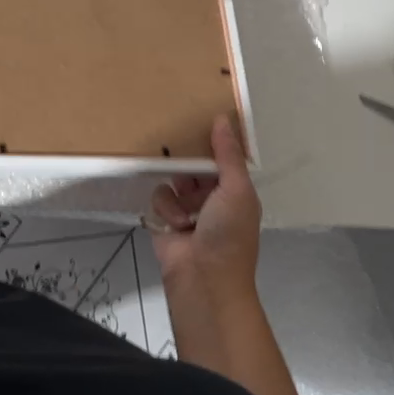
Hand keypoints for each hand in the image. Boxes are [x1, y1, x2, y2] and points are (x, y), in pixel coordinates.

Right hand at [148, 115, 260, 298]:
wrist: (203, 276)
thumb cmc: (228, 233)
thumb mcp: (236, 190)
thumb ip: (228, 155)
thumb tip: (224, 118)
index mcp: (234, 190)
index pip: (221, 158)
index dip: (211, 144)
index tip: (196, 123)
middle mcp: (210, 197)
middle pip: (193, 167)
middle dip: (186, 165)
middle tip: (176, 156)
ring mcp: (186, 209)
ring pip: (172, 181)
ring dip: (176, 196)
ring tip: (184, 215)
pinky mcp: (163, 219)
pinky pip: (157, 197)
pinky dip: (164, 210)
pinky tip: (174, 225)